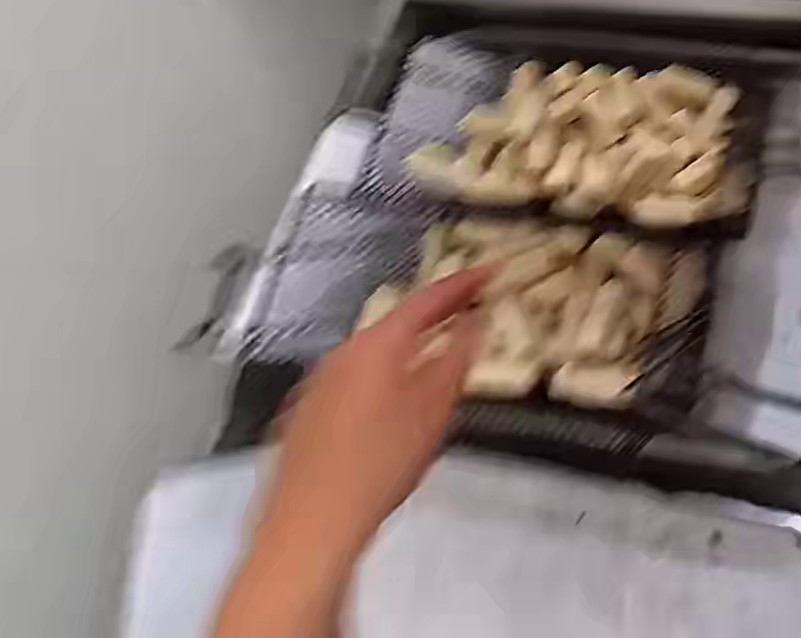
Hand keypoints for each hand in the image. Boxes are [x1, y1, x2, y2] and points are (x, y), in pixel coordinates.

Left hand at [264, 267, 487, 555]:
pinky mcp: (308, 413)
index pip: (429, 298)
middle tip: (473, 298)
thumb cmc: (381, 461)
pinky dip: (389, 362)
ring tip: (445, 335)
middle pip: (399, 318)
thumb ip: (460, 353)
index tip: (492, 269)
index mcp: (378, 344)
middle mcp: (344, 354)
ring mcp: (320, 384)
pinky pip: (359, 370)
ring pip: (378, 345)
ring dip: (415, 335)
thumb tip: (474, 321)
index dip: (464, 281)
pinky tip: (402, 381)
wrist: (308, 532)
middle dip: (439, 307)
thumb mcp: (438, 402)